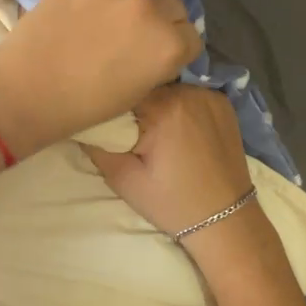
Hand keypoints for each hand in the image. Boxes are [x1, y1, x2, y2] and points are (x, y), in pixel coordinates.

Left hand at [0, 0, 200, 157]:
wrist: (24, 93)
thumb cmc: (82, 108)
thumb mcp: (136, 94)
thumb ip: (155, 64)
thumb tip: (155, 50)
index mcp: (168, 44)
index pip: (191, 36)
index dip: (177, 49)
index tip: (159, 58)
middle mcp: (147, 9)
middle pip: (171, 5)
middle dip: (161, 20)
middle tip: (134, 40)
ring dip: (123, 10)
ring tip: (95, 33)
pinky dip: (90, 4)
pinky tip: (71, 25)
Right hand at [83, 84, 254, 236]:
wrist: (225, 220)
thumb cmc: (171, 203)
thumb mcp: (123, 179)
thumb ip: (96, 145)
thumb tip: (81, 121)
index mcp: (162, 107)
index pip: (124, 88)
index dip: (112, 104)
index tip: (108, 122)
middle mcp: (188, 92)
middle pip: (147, 85)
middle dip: (136, 103)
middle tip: (134, 132)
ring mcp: (210, 95)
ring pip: (169, 88)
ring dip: (160, 103)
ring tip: (158, 132)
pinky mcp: (224, 104)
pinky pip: (191, 95)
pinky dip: (182, 106)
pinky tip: (181, 129)